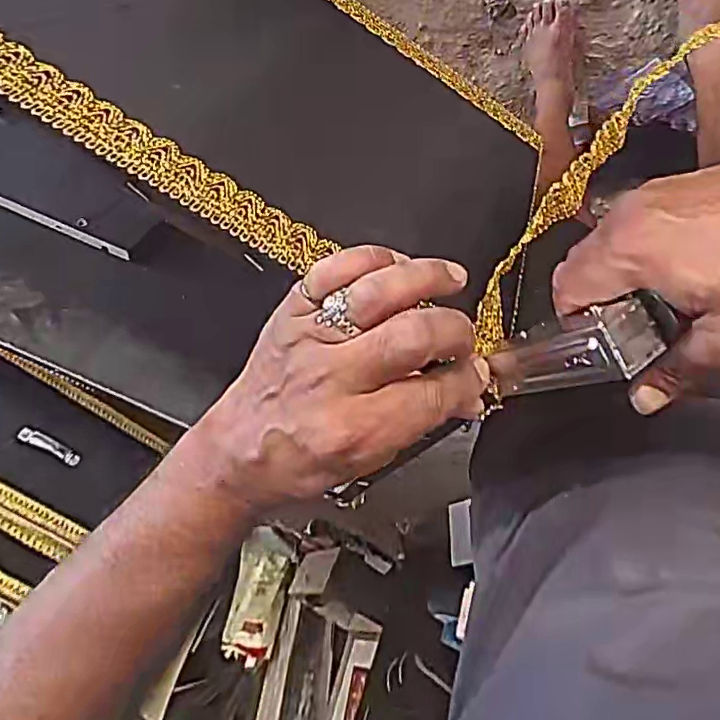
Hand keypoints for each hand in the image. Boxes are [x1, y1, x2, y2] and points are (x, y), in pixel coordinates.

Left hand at [175, 246, 489, 513]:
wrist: (243, 445)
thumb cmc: (299, 460)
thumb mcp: (368, 460)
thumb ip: (422, 422)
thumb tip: (467, 390)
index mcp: (354, 427)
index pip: (432, 392)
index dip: (468, 378)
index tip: (477, 372)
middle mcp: (332, 377)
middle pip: (413, 335)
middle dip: (455, 332)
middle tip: (463, 337)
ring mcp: (310, 337)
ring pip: (379, 292)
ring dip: (426, 278)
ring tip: (451, 279)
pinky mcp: (293, 310)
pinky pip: (335, 268)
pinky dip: (371, 258)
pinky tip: (394, 265)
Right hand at [551, 158, 719, 413]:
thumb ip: (678, 370)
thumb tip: (646, 395)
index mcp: (629, 252)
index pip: (565, 289)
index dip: (578, 322)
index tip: (609, 338)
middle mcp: (627, 216)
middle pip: (578, 264)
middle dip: (596, 298)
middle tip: (639, 323)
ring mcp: (648, 196)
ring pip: (603, 242)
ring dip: (619, 272)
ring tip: (667, 294)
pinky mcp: (670, 186)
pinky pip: (632, 223)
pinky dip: (641, 248)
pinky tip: (686, 265)